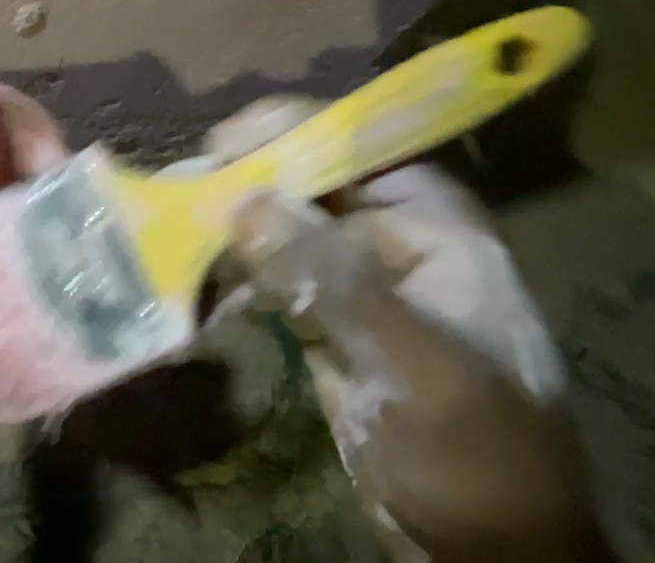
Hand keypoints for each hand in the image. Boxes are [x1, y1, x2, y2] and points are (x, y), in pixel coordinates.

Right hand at [205, 98, 613, 561]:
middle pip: (306, 178)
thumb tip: (243, 202)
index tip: (221, 147)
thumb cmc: (473, 449)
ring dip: (228, 224)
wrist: (485, 547)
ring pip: (279, 224)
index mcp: (431, 222)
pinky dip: (231, 271)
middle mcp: (388, 233)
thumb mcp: (410, 362)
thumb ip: (331, 278)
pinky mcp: (322, 316)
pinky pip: (269, 274)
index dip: (289, 132)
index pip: (355, 145)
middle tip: (179, 192)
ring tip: (169, 229)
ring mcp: (351, 276)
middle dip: (245, 178)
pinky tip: (191, 278)